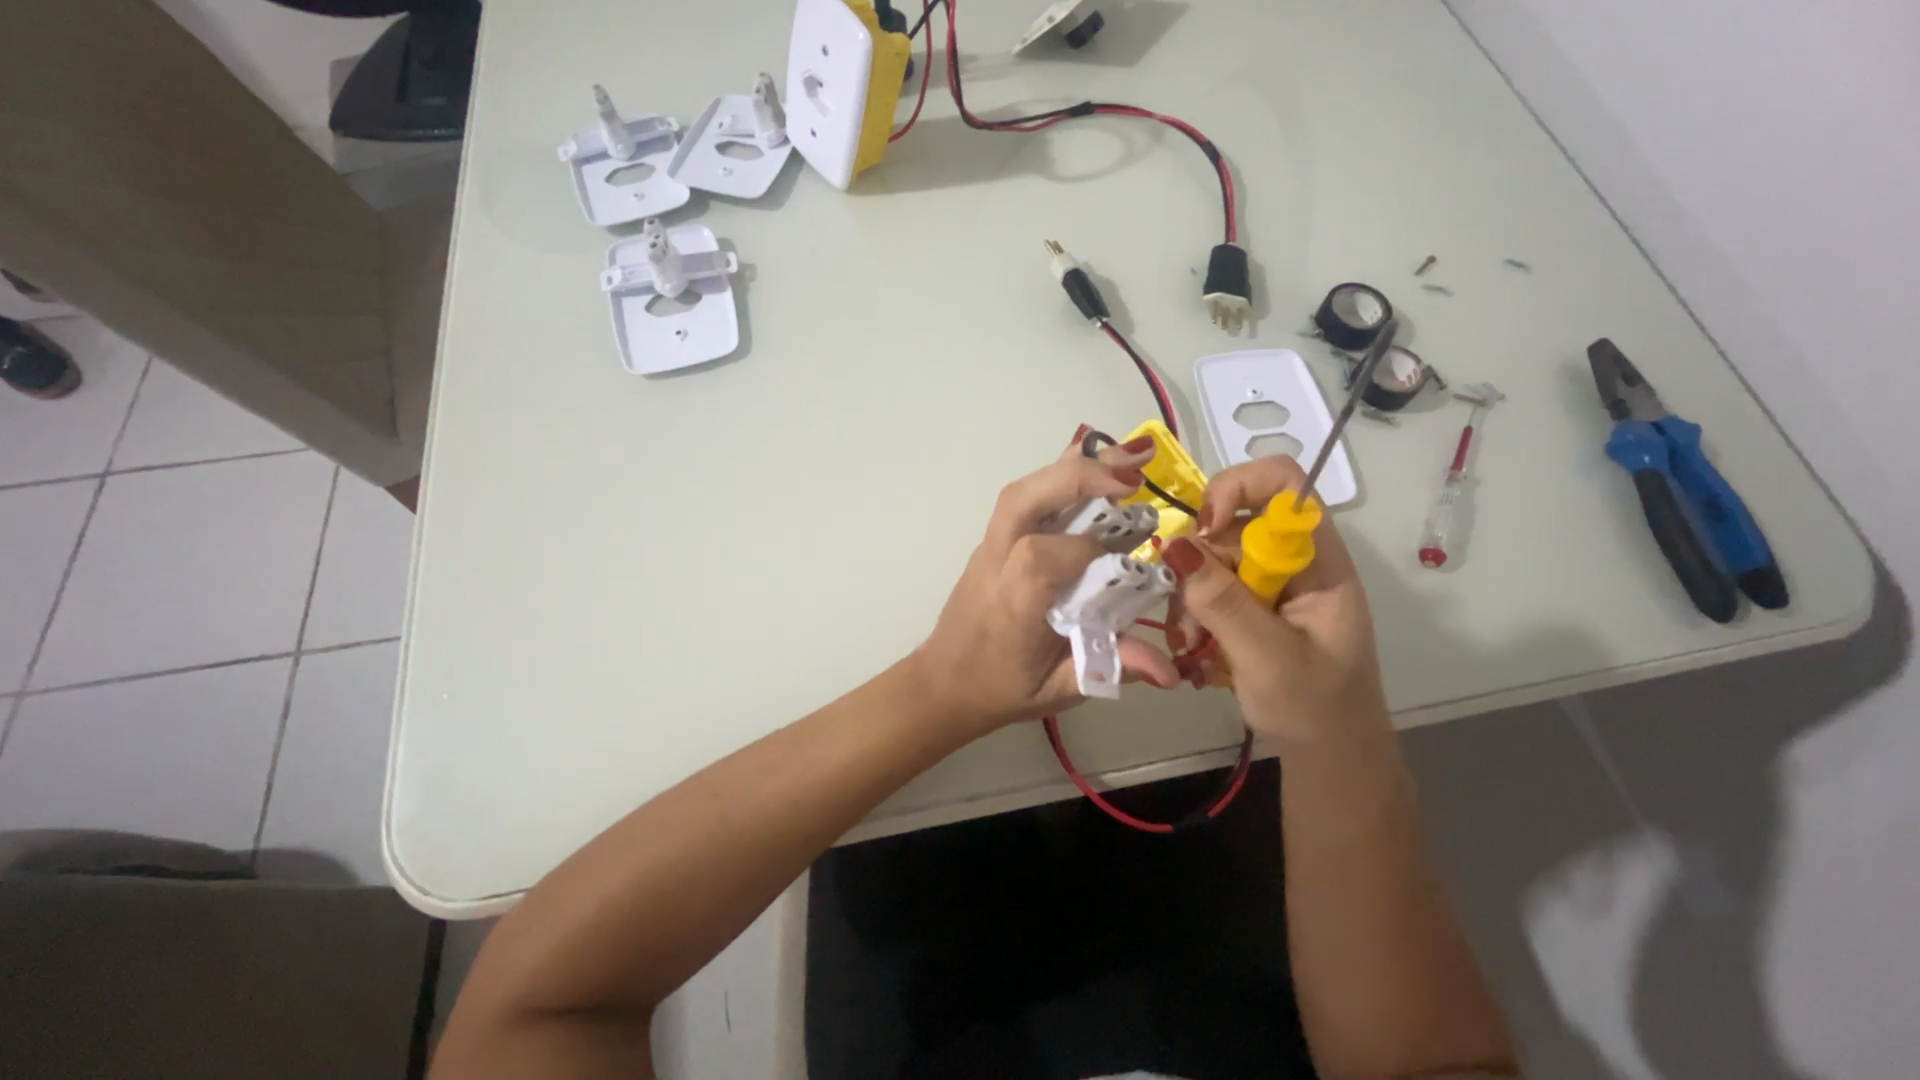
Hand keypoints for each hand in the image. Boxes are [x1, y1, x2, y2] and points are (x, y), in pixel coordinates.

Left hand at [910, 427, 1180, 732]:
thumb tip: (1171, 673)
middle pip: (1023, 502)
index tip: (1125, 562)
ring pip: (1022, 491)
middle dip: (1079, 480)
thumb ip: (1111, 670)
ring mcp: (989, 546)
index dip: (1085, 550)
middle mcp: (995, 565)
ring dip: (1074, 469)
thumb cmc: (1002, 688)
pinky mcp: (993, 539)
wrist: (944, 682)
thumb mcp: (1058, 689)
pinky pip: (1023, 497)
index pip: (1040, 559)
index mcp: (1011, 606)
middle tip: (1136, 480)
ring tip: (1131, 457)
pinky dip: (1061, 476)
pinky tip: (1098, 464)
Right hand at [1161, 456, 1389, 747]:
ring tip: (1190, 647)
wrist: (1330, 756)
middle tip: (1188, 620)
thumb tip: (1176, 545)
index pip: (1285, 485)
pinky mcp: (1255, 606)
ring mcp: (1273, 584)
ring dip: (1191, 599)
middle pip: (1234, 525)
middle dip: (1199, 566)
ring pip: (1213, 560)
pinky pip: (1211, 590)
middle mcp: (1296, 561)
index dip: (1237, 488)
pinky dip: (1194, 616)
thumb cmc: (1313, 709)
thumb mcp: (1265, 658)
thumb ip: (1222, 602)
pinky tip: (1194, 650)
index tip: (1201, 530)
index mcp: (1319, 561)